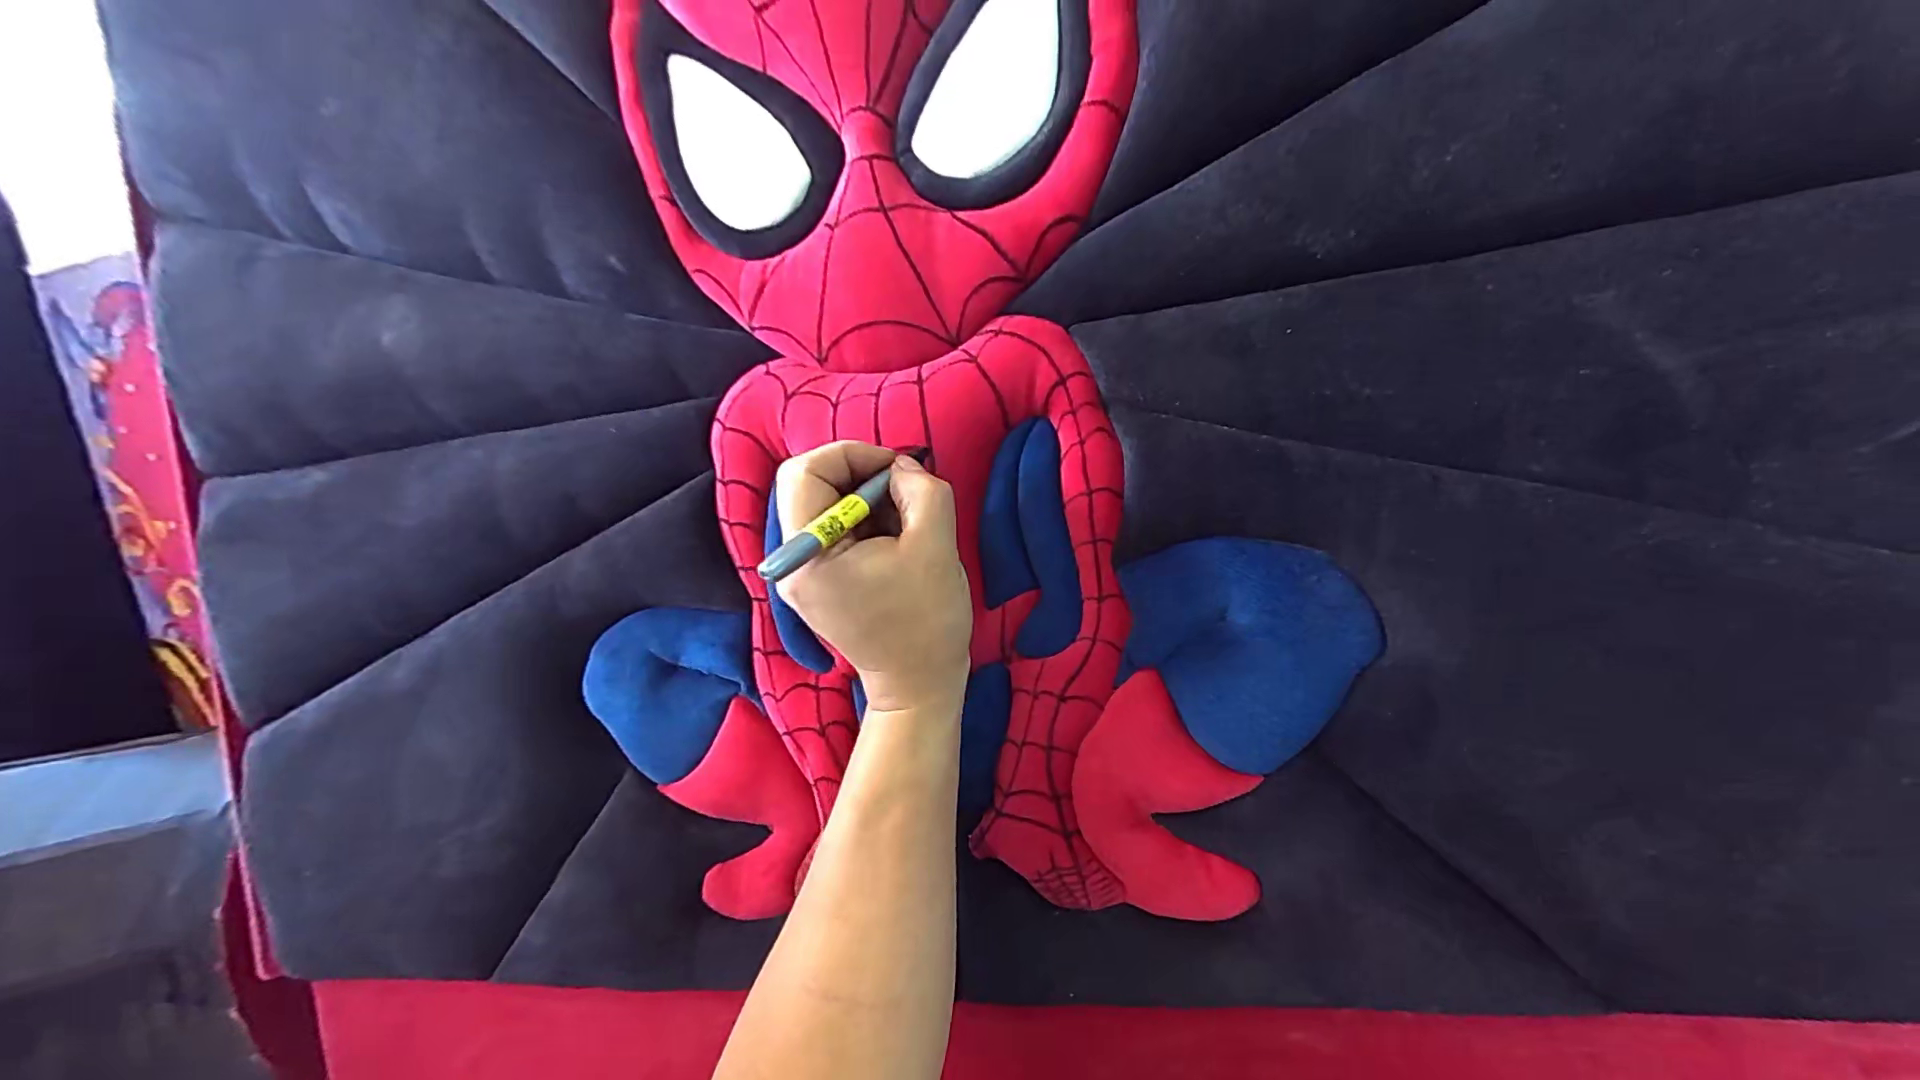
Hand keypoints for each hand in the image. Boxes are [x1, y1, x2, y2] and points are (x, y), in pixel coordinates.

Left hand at [774, 441, 971, 712]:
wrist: (918, 681)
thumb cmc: (927, 619)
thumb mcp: (935, 544)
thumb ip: (922, 489)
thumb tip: (901, 466)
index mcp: (807, 555)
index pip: (804, 472)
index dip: (851, 454)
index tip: (896, 468)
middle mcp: (790, 561)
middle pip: (807, 484)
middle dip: (857, 473)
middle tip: (900, 487)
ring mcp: (800, 572)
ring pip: (821, 502)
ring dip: (864, 496)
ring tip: (903, 518)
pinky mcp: (816, 580)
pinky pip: (832, 527)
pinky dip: (863, 517)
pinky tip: (894, 536)